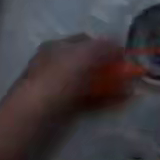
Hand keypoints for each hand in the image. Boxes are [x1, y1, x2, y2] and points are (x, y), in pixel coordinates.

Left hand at [0, 35, 123, 129]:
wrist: (31, 119)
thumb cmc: (57, 79)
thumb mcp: (83, 55)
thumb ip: (104, 47)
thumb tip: (118, 46)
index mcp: (56, 47)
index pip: (85, 40)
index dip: (105, 45)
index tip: (123, 55)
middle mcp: (55, 64)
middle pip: (88, 62)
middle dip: (109, 67)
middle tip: (128, 75)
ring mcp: (57, 88)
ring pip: (88, 82)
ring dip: (109, 84)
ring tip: (129, 90)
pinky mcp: (60, 109)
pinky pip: (87, 100)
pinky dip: (103, 99)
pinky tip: (118, 101)